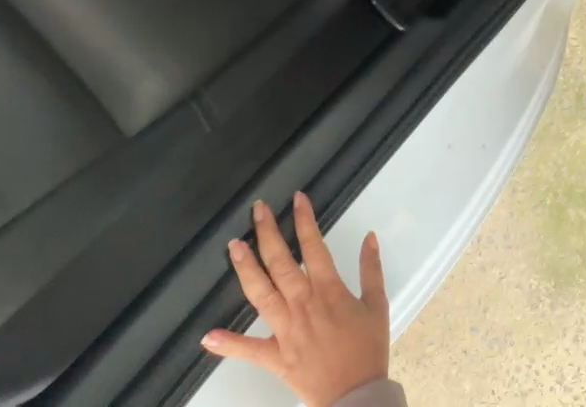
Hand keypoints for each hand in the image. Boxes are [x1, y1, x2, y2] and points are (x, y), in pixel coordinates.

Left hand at [203, 193, 389, 406]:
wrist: (357, 397)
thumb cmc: (368, 349)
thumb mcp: (377, 305)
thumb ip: (372, 269)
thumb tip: (369, 237)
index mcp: (329, 290)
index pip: (314, 246)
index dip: (304, 220)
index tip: (297, 199)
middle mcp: (303, 304)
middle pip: (281, 262)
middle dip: (268, 233)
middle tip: (257, 210)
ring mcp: (285, 330)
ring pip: (261, 294)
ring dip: (246, 269)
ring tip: (234, 247)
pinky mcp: (275, 357)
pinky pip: (248, 350)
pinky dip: (228, 343)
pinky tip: (208, 336)